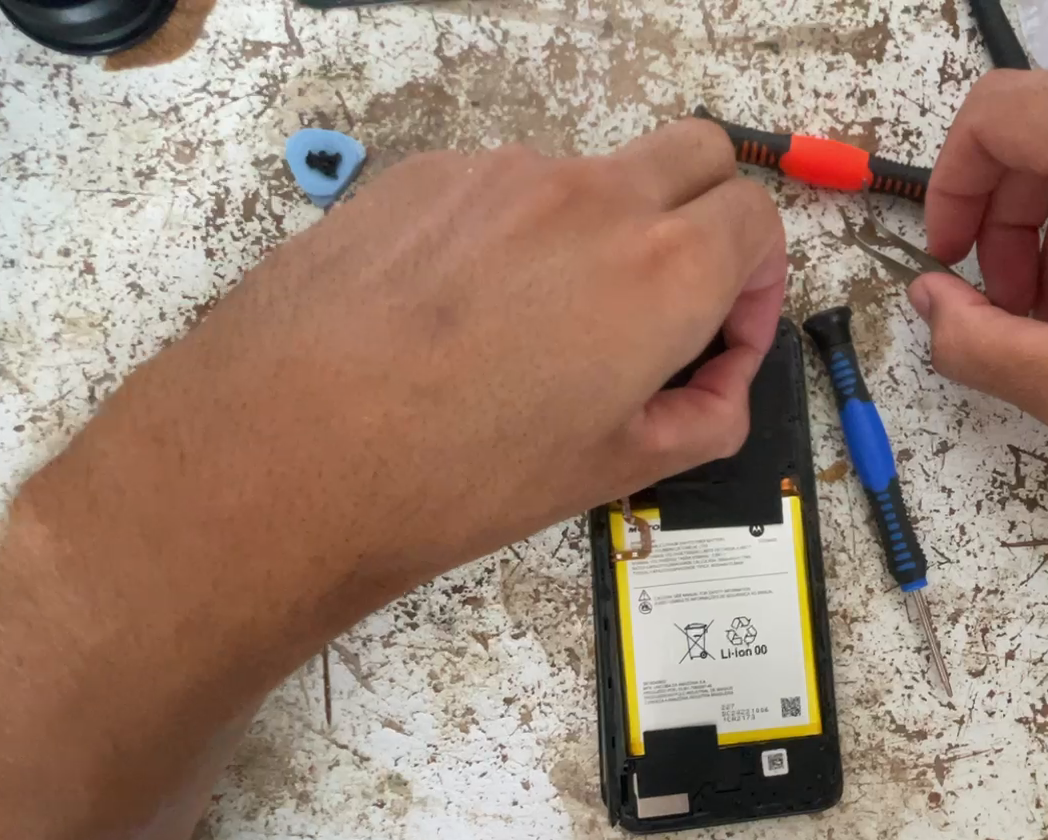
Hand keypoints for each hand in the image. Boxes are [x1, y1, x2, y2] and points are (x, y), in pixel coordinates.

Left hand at [9, 119, 786, 684]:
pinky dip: (533, 233)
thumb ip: (709, 415)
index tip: (721, 340)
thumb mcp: (622, 469)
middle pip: (702, 155)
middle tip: (672, 307)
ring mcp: (505, 172)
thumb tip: (721, 376)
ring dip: (615, 233)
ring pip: (603, 173)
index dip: (758, 283)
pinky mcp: (429, 174)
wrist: (289, 454)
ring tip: (551, 332)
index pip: (757, 222)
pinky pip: (516, 185)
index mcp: (662, 272)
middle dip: (712, 223)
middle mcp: (595, 196)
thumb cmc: (470, 477)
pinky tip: (477, 312)